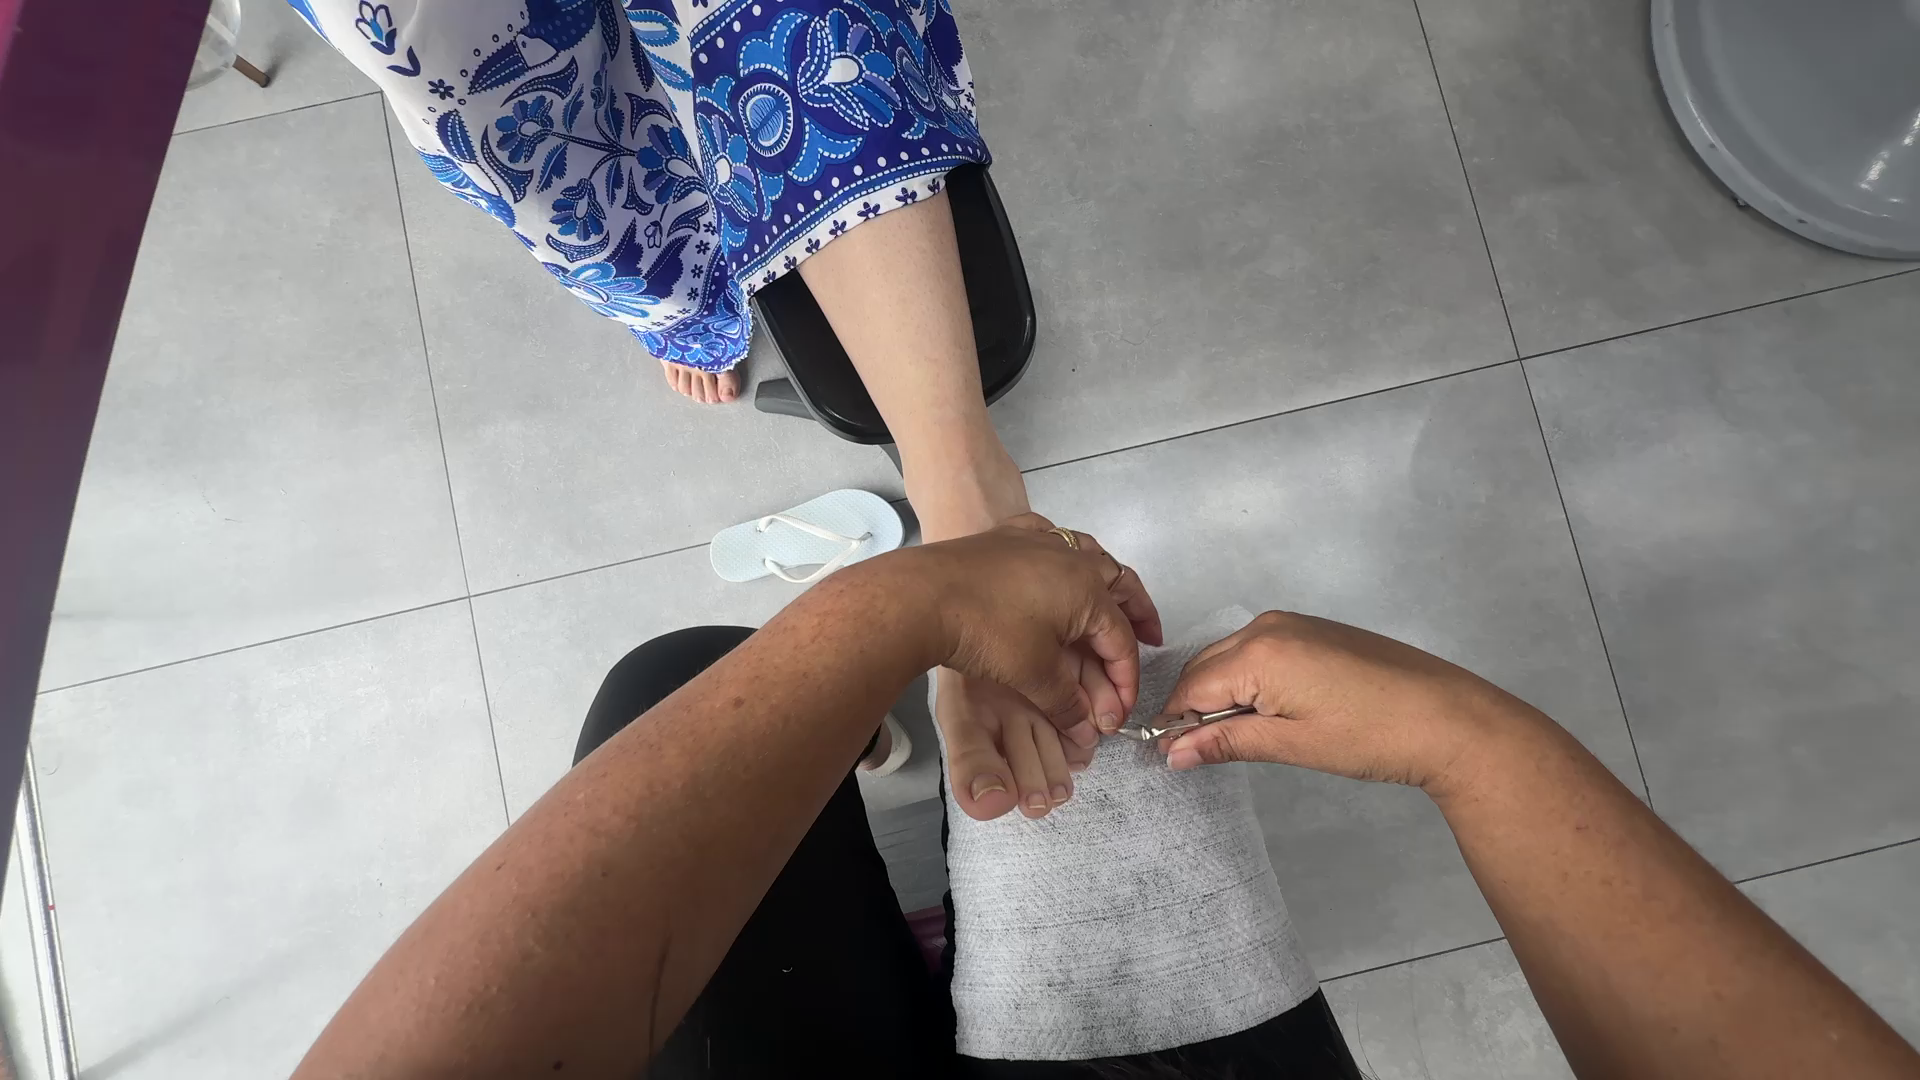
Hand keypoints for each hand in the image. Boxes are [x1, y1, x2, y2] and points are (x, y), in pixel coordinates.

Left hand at [895, 514, 1161, 818]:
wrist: (924, 594)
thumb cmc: (987, 633)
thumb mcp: (1033, 673)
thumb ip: (1066, 703)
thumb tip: (1087, 729)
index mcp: (1088, 589)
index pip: (1120, 640)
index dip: (1125, 679)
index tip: (1118, 713)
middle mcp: (1072, 557)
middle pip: (1119, 584)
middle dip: (1137, 613)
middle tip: (1150, 634)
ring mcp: (1038, 540)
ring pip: (1087, 553)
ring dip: (1104, 578)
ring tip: (1109, 597)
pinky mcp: (1007, 535)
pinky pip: (1048, 536)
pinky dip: (1060, 551)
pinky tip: (1054, 561)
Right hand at [1157, 611, 1541, 795]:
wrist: (1453, 718)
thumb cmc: (1370, 737)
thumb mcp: (1292, 744)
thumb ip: (1225, 742)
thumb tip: (1172, 754)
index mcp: (1257, 653)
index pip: (1192, 687)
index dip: (1176, 722)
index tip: (1171, 754)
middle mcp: (1265, 626)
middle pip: (1205, 667)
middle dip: (1196, 706)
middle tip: (1201, 749)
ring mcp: (1289, 622)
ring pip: (1229, 656)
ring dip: (1221, 690)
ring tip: (1240, 731)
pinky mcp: (1309, 627)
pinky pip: (1255, 649)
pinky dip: (1246, 676)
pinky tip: (1268, 707)